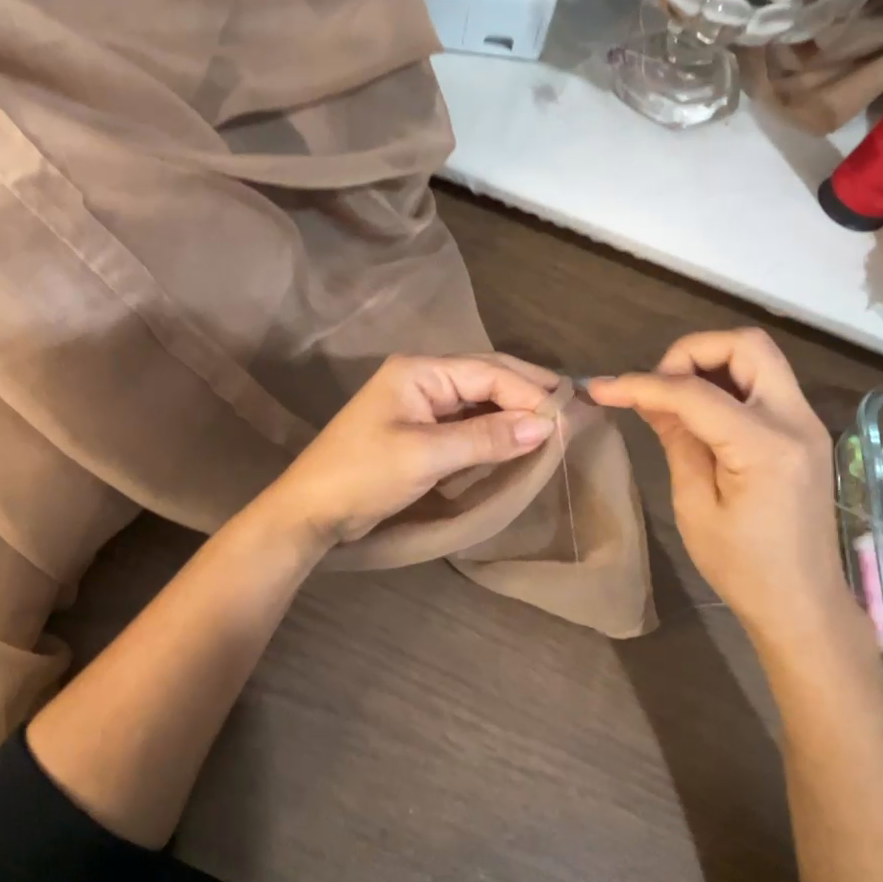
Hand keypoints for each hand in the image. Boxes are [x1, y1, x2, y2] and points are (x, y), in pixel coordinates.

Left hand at [258, 353, 560, 549]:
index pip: (488, 371)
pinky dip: (492, 431)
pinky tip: (516, 440)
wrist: (310, 510)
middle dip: (526, 393)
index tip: (568, 417)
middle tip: (572, 411)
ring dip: (512, 412)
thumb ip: (486, 438)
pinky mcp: (418, 431)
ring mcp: (418, 405)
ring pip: (477, 401)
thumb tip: (544, 425)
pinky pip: (465, 423)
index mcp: (419, 371)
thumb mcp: (427, 456)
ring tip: (553, 425)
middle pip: (485, 378)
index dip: (529, 392)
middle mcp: (421, 379)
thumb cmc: (363, 475)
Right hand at [588, 330, 852, 639]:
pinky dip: (727, 382)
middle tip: (660, 388)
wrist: (803, 603)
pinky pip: (764, 383)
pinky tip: (699, 414)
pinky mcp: (803, 431)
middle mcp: (795, 421)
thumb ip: (676, 440)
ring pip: (758, 356)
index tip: (602, 388)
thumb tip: (648, 399)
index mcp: (764, 447)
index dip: (642, 384)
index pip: (695, 392)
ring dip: (711, 363)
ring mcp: (805, 423)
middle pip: (746, 344)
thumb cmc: (743, 568)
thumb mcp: (694, 506)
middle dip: (691, 353)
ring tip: (675, 400)